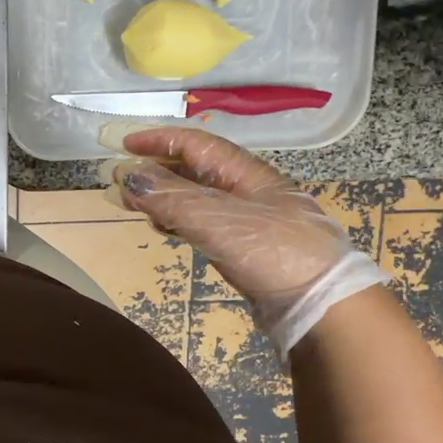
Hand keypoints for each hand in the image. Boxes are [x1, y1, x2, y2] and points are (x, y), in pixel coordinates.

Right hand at [104, 125, 390, 353]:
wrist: (321, 301)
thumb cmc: (273, 251)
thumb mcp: (216, 220)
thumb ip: (170, 198)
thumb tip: (125, 177)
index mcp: (244, 172)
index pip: (195, 143)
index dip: (158, 140)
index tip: (123, 146)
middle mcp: (246, 188)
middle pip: (193, 168)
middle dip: (154, 170)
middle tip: (120, 182)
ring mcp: (247, 217)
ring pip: (195, 196)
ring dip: (162, 196)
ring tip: (135, 207)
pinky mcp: (244, 243)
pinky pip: (201, 220)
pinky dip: (176, 219)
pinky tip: (165, 228)